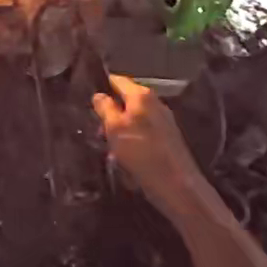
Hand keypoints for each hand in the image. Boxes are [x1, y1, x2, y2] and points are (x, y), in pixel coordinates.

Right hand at [93, 75, 209, 216]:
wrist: (177, 185)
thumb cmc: (141, 153)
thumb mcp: (114, 129)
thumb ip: (105, 109)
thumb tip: (99, 95)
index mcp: (141, 95)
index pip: (118, 80)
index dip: (102, 85)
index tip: (88, 94)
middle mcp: (155, 102)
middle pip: (127, 101)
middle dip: (111, 114)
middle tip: (98, 130)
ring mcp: (164, 121)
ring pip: (134, 120)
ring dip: (121, 131)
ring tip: (110, 148)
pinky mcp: (168, 139)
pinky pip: (143, 134)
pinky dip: (133, 142)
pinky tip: (127, 159)